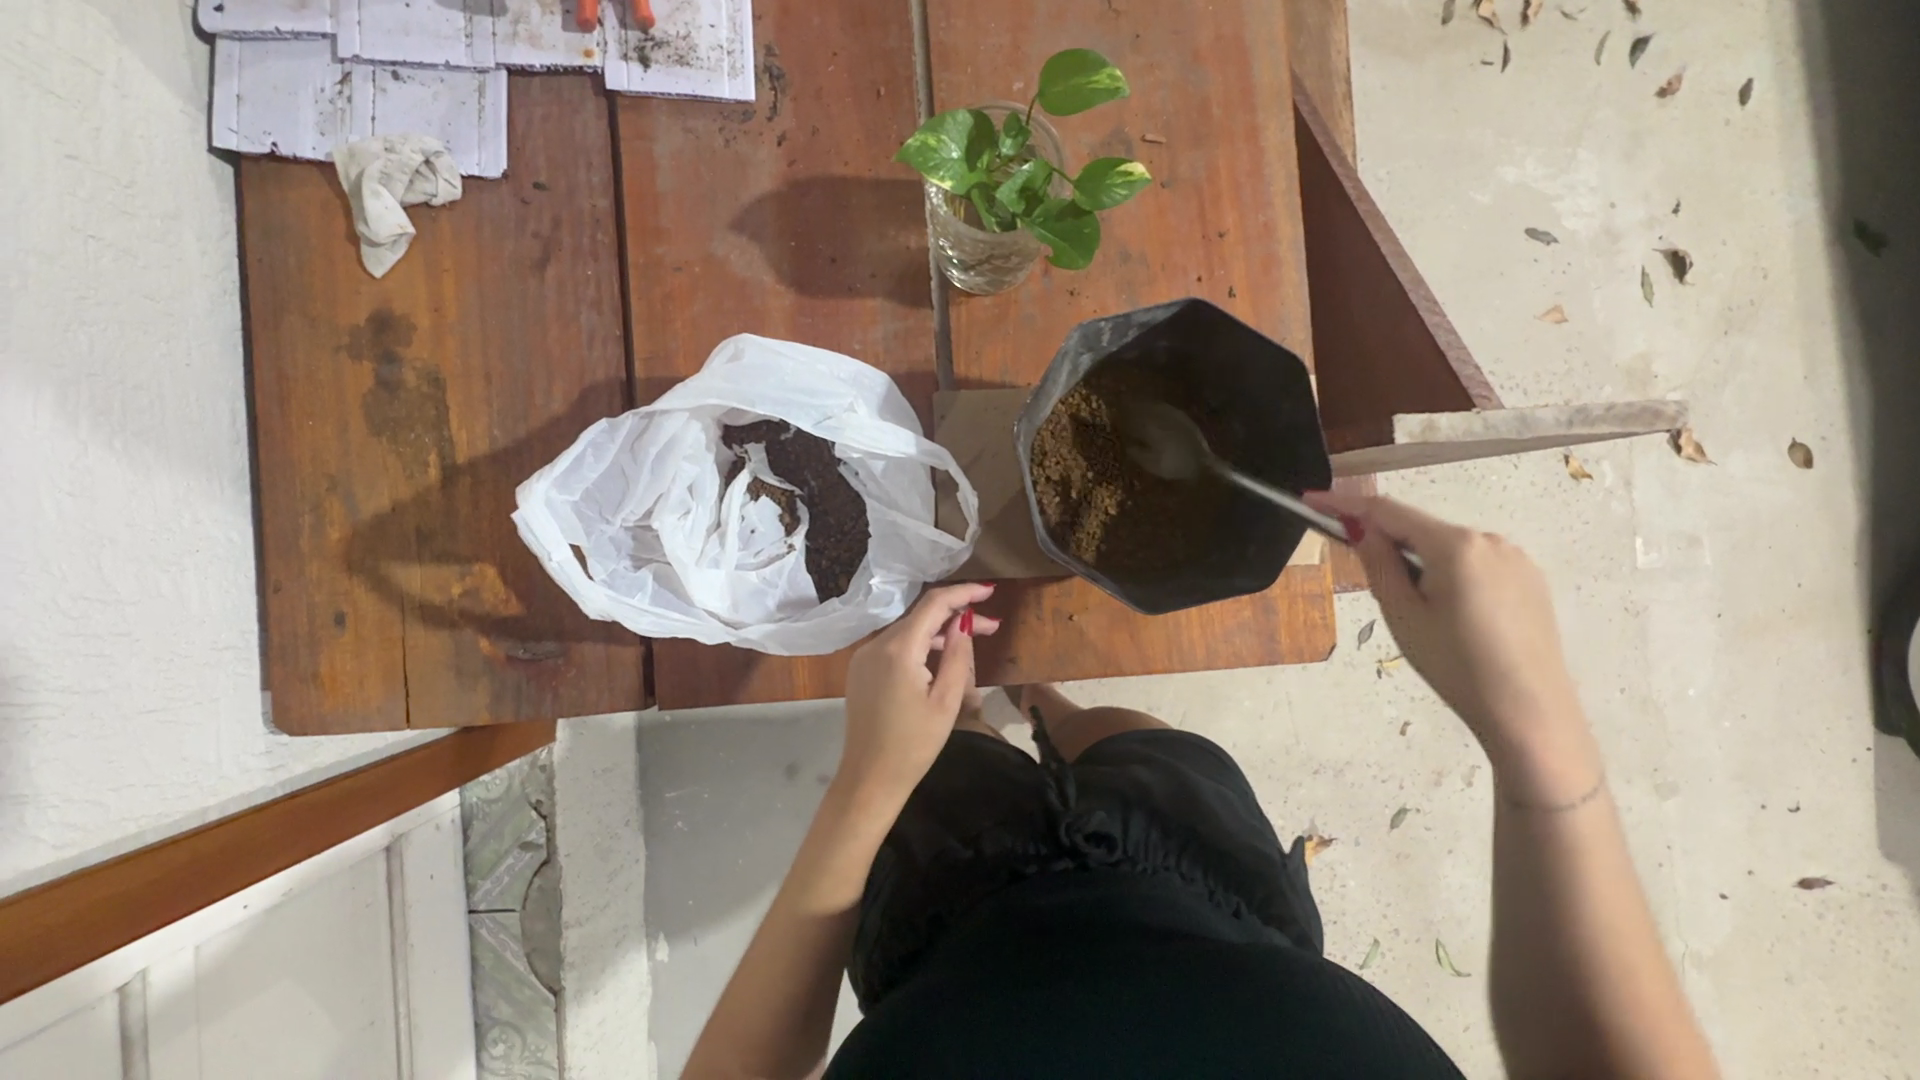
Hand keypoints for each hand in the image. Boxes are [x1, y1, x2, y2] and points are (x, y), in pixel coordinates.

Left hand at [837, 583, 1000, 808]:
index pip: (933, 604)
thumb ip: (957, 655)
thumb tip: (964, 622)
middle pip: (920, 616)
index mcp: (898, 649)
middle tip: (992, 626)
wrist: (870, 779)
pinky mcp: (861, 670)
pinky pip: (894, 645)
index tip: (990, 591)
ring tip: (971, 639)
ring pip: (908, 630)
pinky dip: (919, 644)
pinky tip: (940, 655)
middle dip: (956, 615)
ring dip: (939, 630)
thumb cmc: (914, 745)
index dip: (963, 593)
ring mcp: (864, 656)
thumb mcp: (947, 700)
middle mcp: (876, 644)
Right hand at [1307, 491, 1598, 800]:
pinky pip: (1476, 564)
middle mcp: (1489, 539)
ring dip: (1421, 562)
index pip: (1387, 511)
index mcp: (1454, 545)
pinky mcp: (1531, 580)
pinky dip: (1450, 575)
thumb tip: (1363, 530)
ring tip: (1418, 613)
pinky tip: (1453, 617)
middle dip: (1387, 541)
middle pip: (1421, 529)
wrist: (1529, 713)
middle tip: (1366, 578)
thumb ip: (1379, 564)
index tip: (1312, 500)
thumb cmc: (1455, 666)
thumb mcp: (1402, 616)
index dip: (1344, 504)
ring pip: (1449, 548)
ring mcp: (1516, 559)